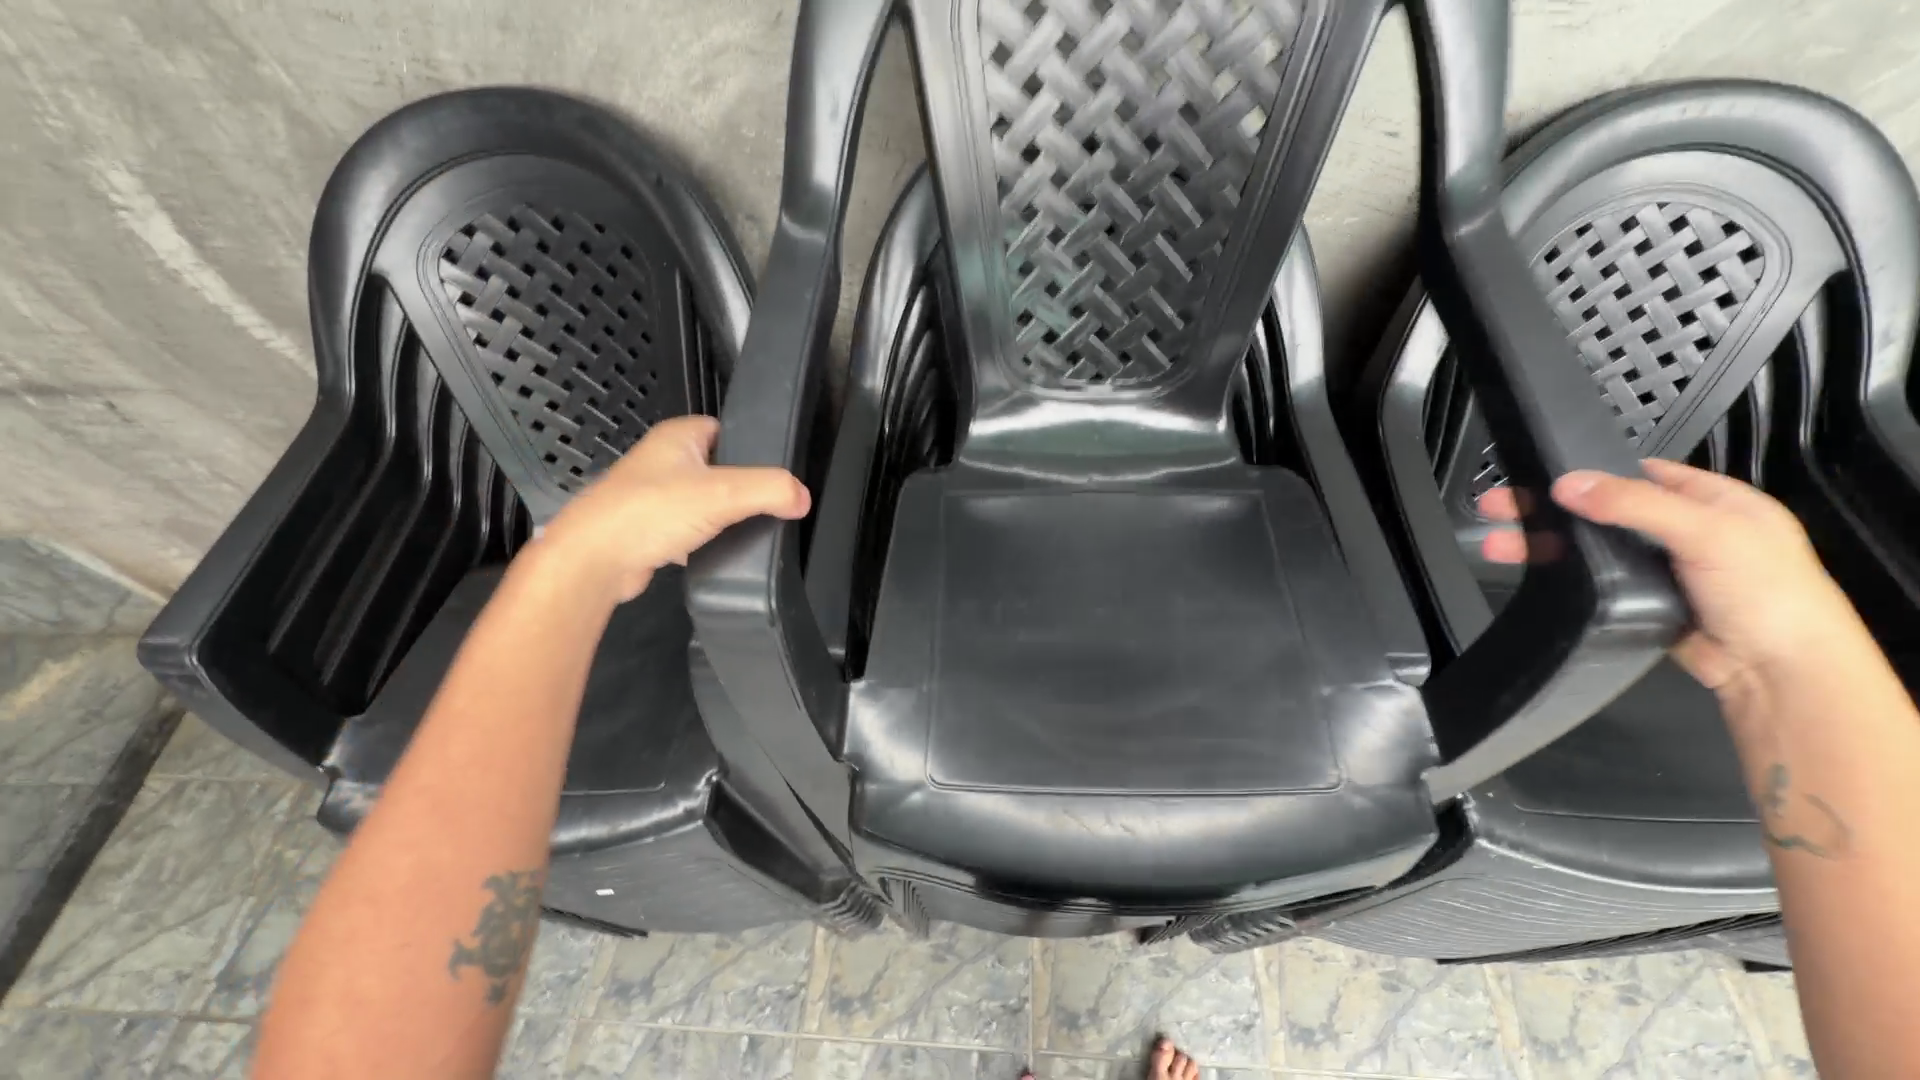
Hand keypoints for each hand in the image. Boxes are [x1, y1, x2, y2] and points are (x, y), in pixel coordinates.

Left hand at [531, 415, 810, 604]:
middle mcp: (662, 460)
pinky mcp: (649, 529)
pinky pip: (689, 530)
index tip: (774, 473)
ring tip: (739, 531)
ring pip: (704, 502)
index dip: (753, 449)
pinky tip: (713, 552)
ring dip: (721, 518)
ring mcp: (653, 495)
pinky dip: (703, 541)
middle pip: (720, 469)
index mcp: (677, 436)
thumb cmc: (647, 512)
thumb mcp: (724, 493)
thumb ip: (771, 490)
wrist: (596, 560)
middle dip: (740, 489)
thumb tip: (803, 497)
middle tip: (762, 506)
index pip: (727, 429)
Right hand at [1480, 459, 1868, 702]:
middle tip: (1503, 506)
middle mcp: (1686, 531)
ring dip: (1547, 544)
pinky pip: (1594, 581)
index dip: (1594, 473)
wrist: (1775, 672)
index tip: (1547, 476)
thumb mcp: (1710, 533)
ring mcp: (1663, 568)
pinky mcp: (1642, 601)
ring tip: (1502, 544)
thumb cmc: (1774, 598)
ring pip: (1592, 548)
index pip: (1641, 474)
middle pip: (1602, 512)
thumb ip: (1637, 504)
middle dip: (1549, 510)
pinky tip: (1534, 571)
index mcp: (1715, 501)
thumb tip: (1572, 484)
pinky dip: (1564, 576)